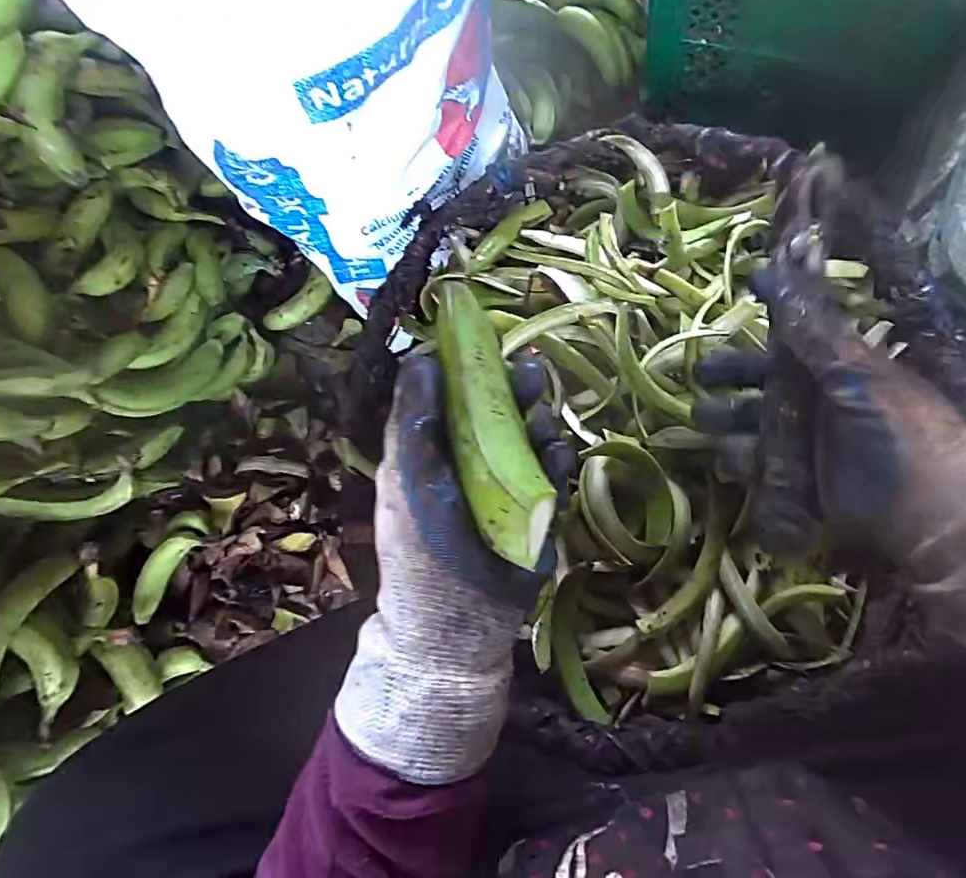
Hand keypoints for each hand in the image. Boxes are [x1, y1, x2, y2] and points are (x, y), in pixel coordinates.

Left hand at [333, 353, 572, 783]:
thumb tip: (420, 357)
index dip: (472, 366)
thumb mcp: (407, 478)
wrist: (456, 623)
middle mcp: (475, 457)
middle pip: (501, 408)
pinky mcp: (539, 504)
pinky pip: (555, 470)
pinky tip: (555, 452)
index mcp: (437, 447)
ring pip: (532, 433)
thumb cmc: (420, 546)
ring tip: (541, 415)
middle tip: (531, 369)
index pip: (456, 394)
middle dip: (516, 385)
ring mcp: (510, 481)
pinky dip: (557, 457)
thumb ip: (411, 420)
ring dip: (539, 418)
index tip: (487, 343)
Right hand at [696, 265, 965, 653]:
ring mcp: (811, 444)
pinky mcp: (801, 484)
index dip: (772, 310)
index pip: (798, 333)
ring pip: (756, 421)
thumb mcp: (864, 380)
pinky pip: (760, 466)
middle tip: (701, 373)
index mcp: (845, 370)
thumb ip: (817, 335)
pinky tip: (729, 460)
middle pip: (765, 378)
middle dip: (731, 374)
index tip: (745, 287)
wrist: (941, 531)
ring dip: (729, 419)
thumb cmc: (909, 443)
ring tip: (706, 418)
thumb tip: (785, 272)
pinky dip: (742, 461)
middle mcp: (823, 401)